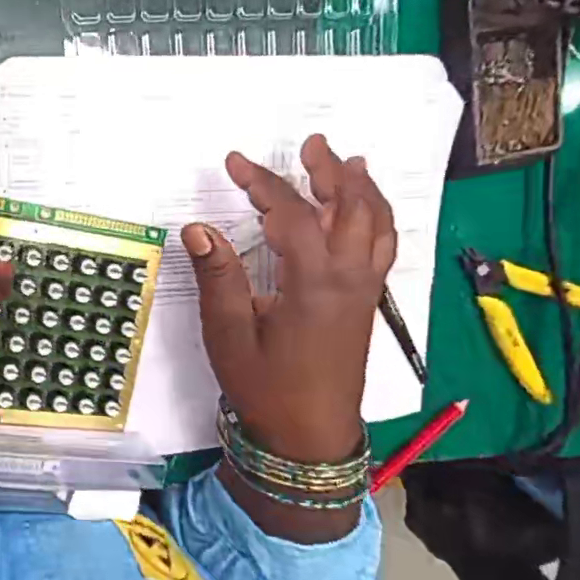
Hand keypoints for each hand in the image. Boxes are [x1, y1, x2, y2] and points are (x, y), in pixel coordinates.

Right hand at [181, 135, 395, 463]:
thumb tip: (198, 228)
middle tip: (313, 144)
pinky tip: (362, 216)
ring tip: (351, 163)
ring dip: (363, 190)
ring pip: (376, 226)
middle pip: (350, 209)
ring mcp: (363, 291)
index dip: (263, 183)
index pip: (292, 215)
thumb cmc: (265, 384)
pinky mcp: (365, 304)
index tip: (237, 162)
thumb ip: (218, 276)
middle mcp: (348, 278)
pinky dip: (375, 219)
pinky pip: (381, 247)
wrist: (308, 436)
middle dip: (331, 171)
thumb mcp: (229, 332)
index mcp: (314, 282)